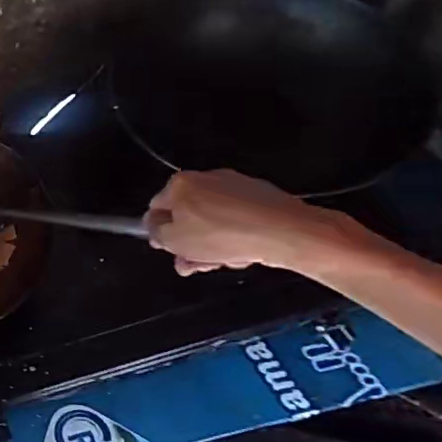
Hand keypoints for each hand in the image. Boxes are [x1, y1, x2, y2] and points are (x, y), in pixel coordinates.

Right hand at [144, 169, 354, 275]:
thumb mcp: (173, 241)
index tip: (167, 247)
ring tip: (221, 261)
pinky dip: (235, 235)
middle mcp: (207, 178)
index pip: (157, 207)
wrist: (286, 233)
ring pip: (213, 219)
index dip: (159, 231)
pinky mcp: (260, 197)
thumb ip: (156, 233)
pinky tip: (241, 252)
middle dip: (189, 241)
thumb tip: (155, 228)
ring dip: (212, 242)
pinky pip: (238, 218)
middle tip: (193, 262)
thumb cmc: (226, 234)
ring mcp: (236, 186)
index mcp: (180, 184)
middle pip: (188, 214)